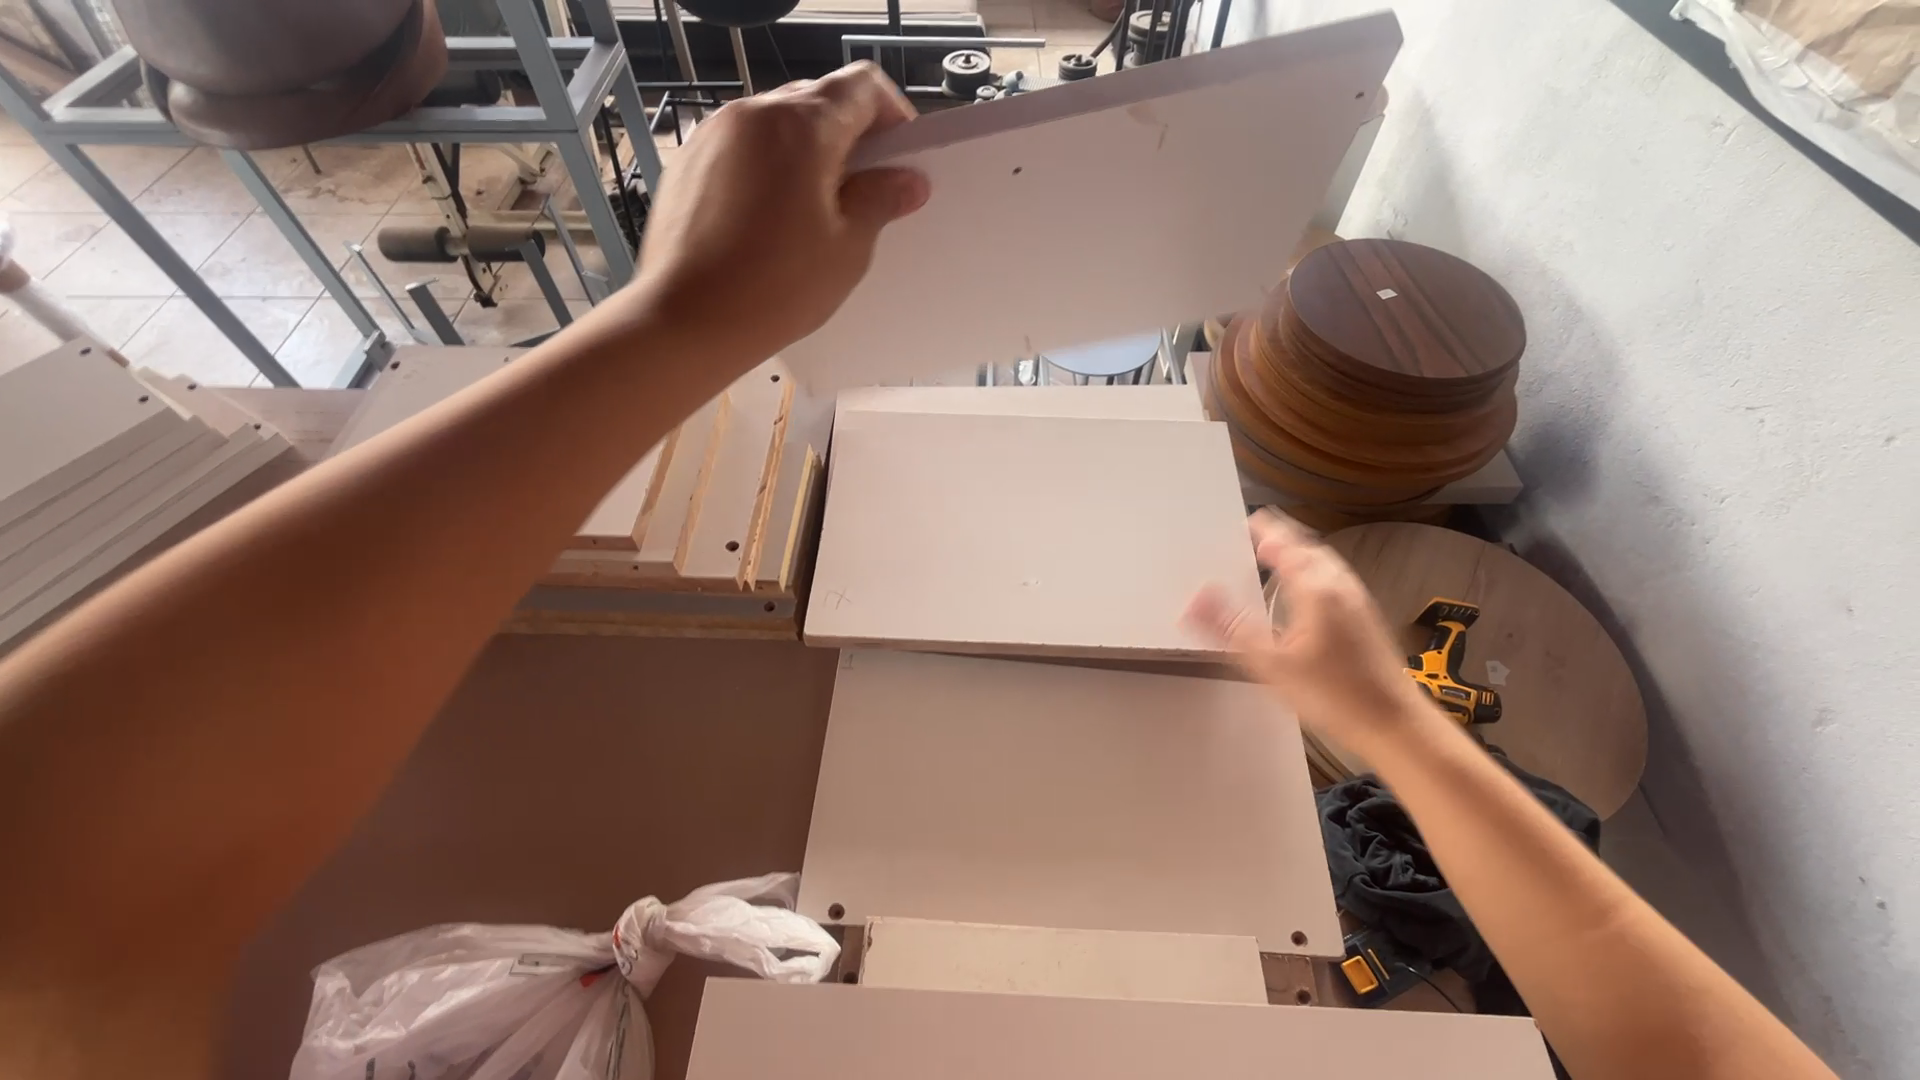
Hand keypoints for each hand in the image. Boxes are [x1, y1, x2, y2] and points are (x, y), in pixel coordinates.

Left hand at [629, 63, 930, 364]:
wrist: (687, 321)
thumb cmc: (775, 289)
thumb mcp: (847, 249)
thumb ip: (880, 200)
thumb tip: (907, 181)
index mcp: (801, 126)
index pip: (862, 86)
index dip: (892, 114)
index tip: (901, 156)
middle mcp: (753, 113)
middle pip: (816, 100)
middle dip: (848, 137)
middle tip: (862, 192)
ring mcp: (713, 134)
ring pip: (776, 126)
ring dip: (805, 155)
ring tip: (813, 214)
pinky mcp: (687, 163)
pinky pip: (741, 150)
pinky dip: (765, 171)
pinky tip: (768, 224)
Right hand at [1186, 510, 1445, 754]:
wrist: (1396, 726)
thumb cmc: (1332, 694)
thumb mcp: (1269, 664)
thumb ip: (1229, 628)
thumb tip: (1191, 599)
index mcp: (1316, 588)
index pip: (1286, 544)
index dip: (1264, 529)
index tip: (1244, 520)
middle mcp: (1340, 586)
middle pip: (1309, 548)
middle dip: (1282, 537)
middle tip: (1255, 534)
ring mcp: (1358, 602)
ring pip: (1326, 564)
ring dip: (1300, 553)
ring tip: (1276, 556)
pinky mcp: (1366, 620)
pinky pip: (1335, 580)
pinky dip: (1313, 572)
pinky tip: (1306, 594)